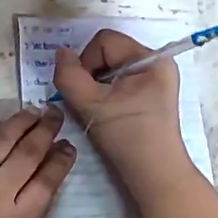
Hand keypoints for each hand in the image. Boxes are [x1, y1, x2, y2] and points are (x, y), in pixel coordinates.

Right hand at [51, 29, 183, 163]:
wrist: (155, 176)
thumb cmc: (128, 137)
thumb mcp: (92, 104)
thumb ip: (69, 75)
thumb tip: (61, 54)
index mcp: (150, 58)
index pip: (104, 41)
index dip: (87, 62)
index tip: (87, 92)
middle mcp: (156, 63)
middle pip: (107, 52)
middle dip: (91, 75)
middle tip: (91, 103)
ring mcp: (155, 79)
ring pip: (110, 68)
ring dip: (96, 86)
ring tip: (98, 110)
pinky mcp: (150, 95)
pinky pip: (119, 82)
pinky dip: (106, 94)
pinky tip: (107, 114)